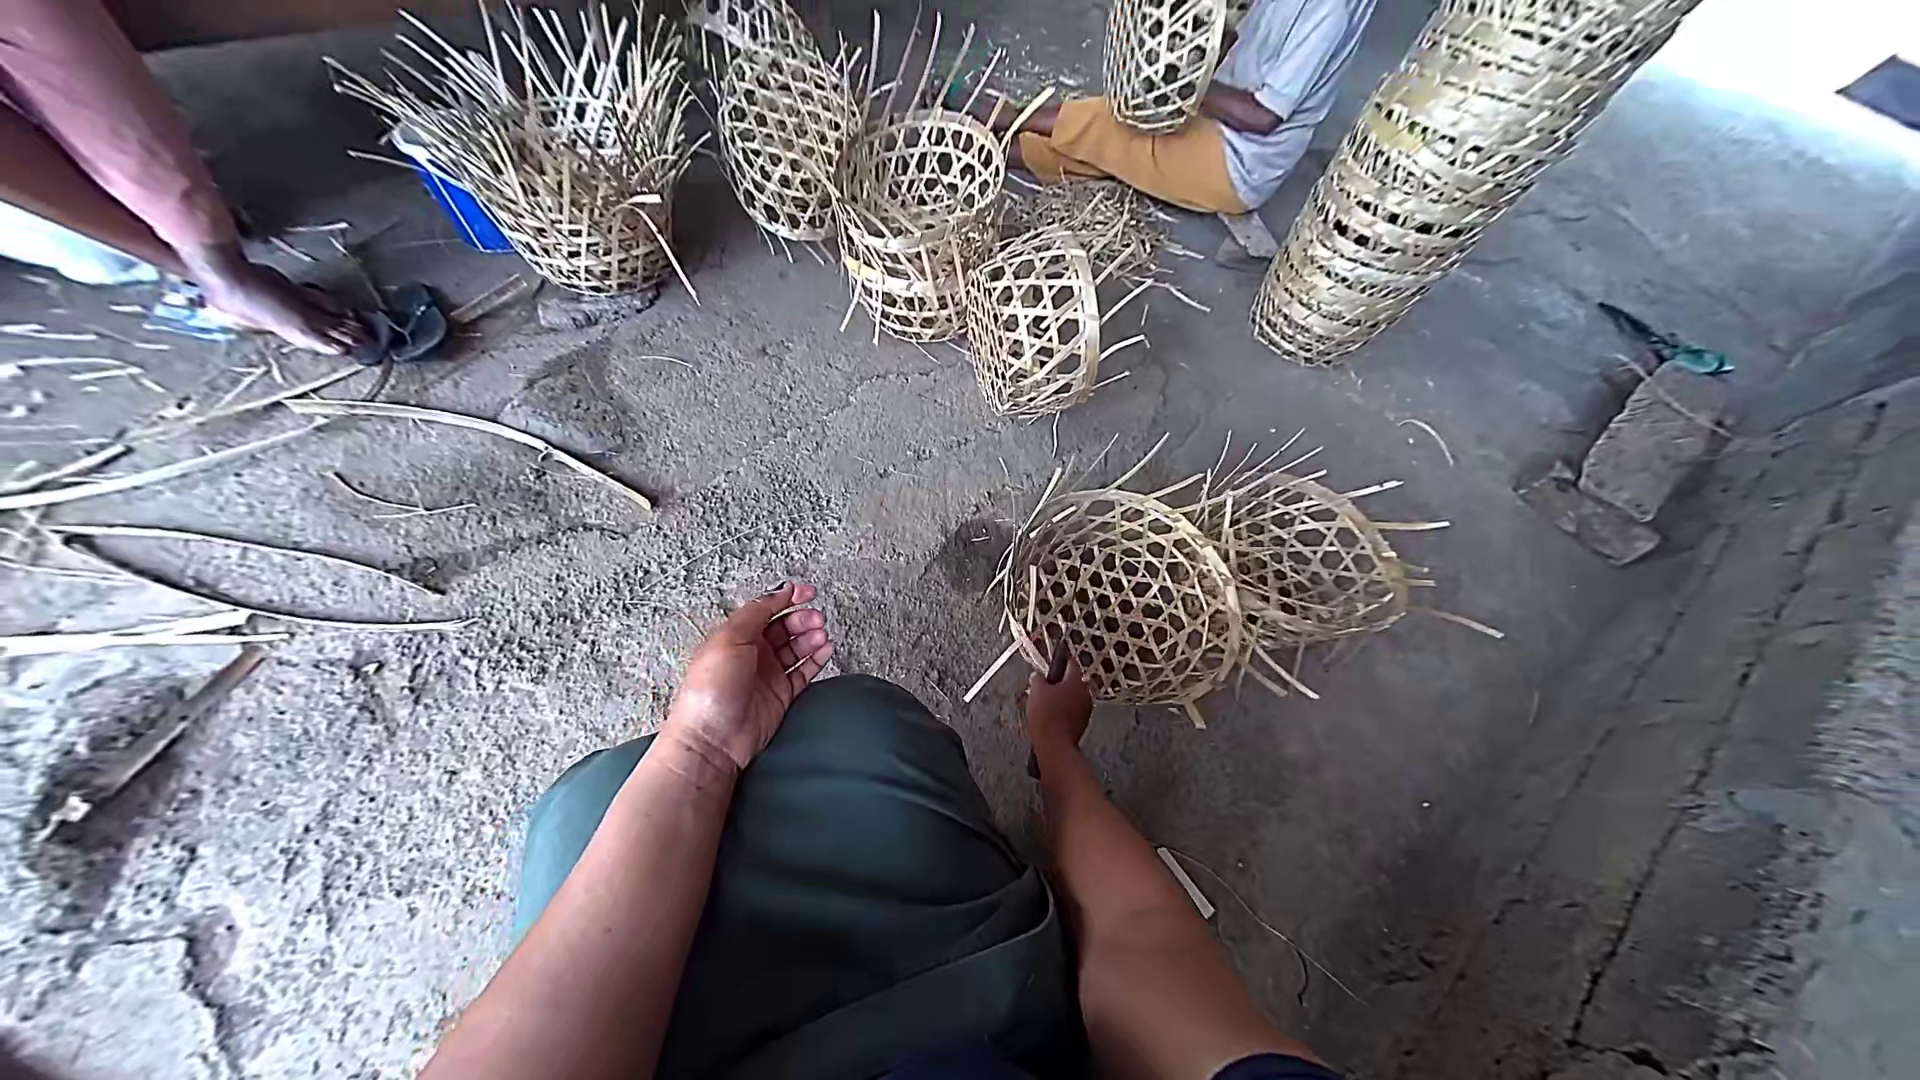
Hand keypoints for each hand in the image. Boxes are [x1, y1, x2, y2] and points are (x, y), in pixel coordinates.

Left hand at [661, 583, 834, 774]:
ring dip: (811, 637)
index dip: (788, 598)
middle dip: (803, 619)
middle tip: (815, 618)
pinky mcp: (781, 694)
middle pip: (785, 627)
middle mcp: (753, 653)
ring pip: (797, 647)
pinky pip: (805, 670)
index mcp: (736, 635)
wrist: (712, 740)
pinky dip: (817, 658)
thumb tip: (779, 591)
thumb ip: (757, 612)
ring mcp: (768, 674)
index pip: (767, 609)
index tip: (807, 592)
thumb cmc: (710, 691)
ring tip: (821, 635)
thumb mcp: (729, 638)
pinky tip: (826, 649)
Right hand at [1023, 653, 1091, 758]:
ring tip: (1046, 702)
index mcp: (1075, 681)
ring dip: (1062, 696)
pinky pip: (1073, 709)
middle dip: (1059, 682)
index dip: (1061, 661)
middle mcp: (1085, 693)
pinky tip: (1052, 715)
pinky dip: (1065, 709)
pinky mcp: (1083, 722)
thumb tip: (1037, 676)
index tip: (1055, 661)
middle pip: (1072, 680)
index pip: (1071, 663)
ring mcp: (1086, 708)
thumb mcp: (1036, 691)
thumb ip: (1038, 678)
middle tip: (1045, 685)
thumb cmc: (1047, 716)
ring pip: (1073, 695)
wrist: (1054, 744)